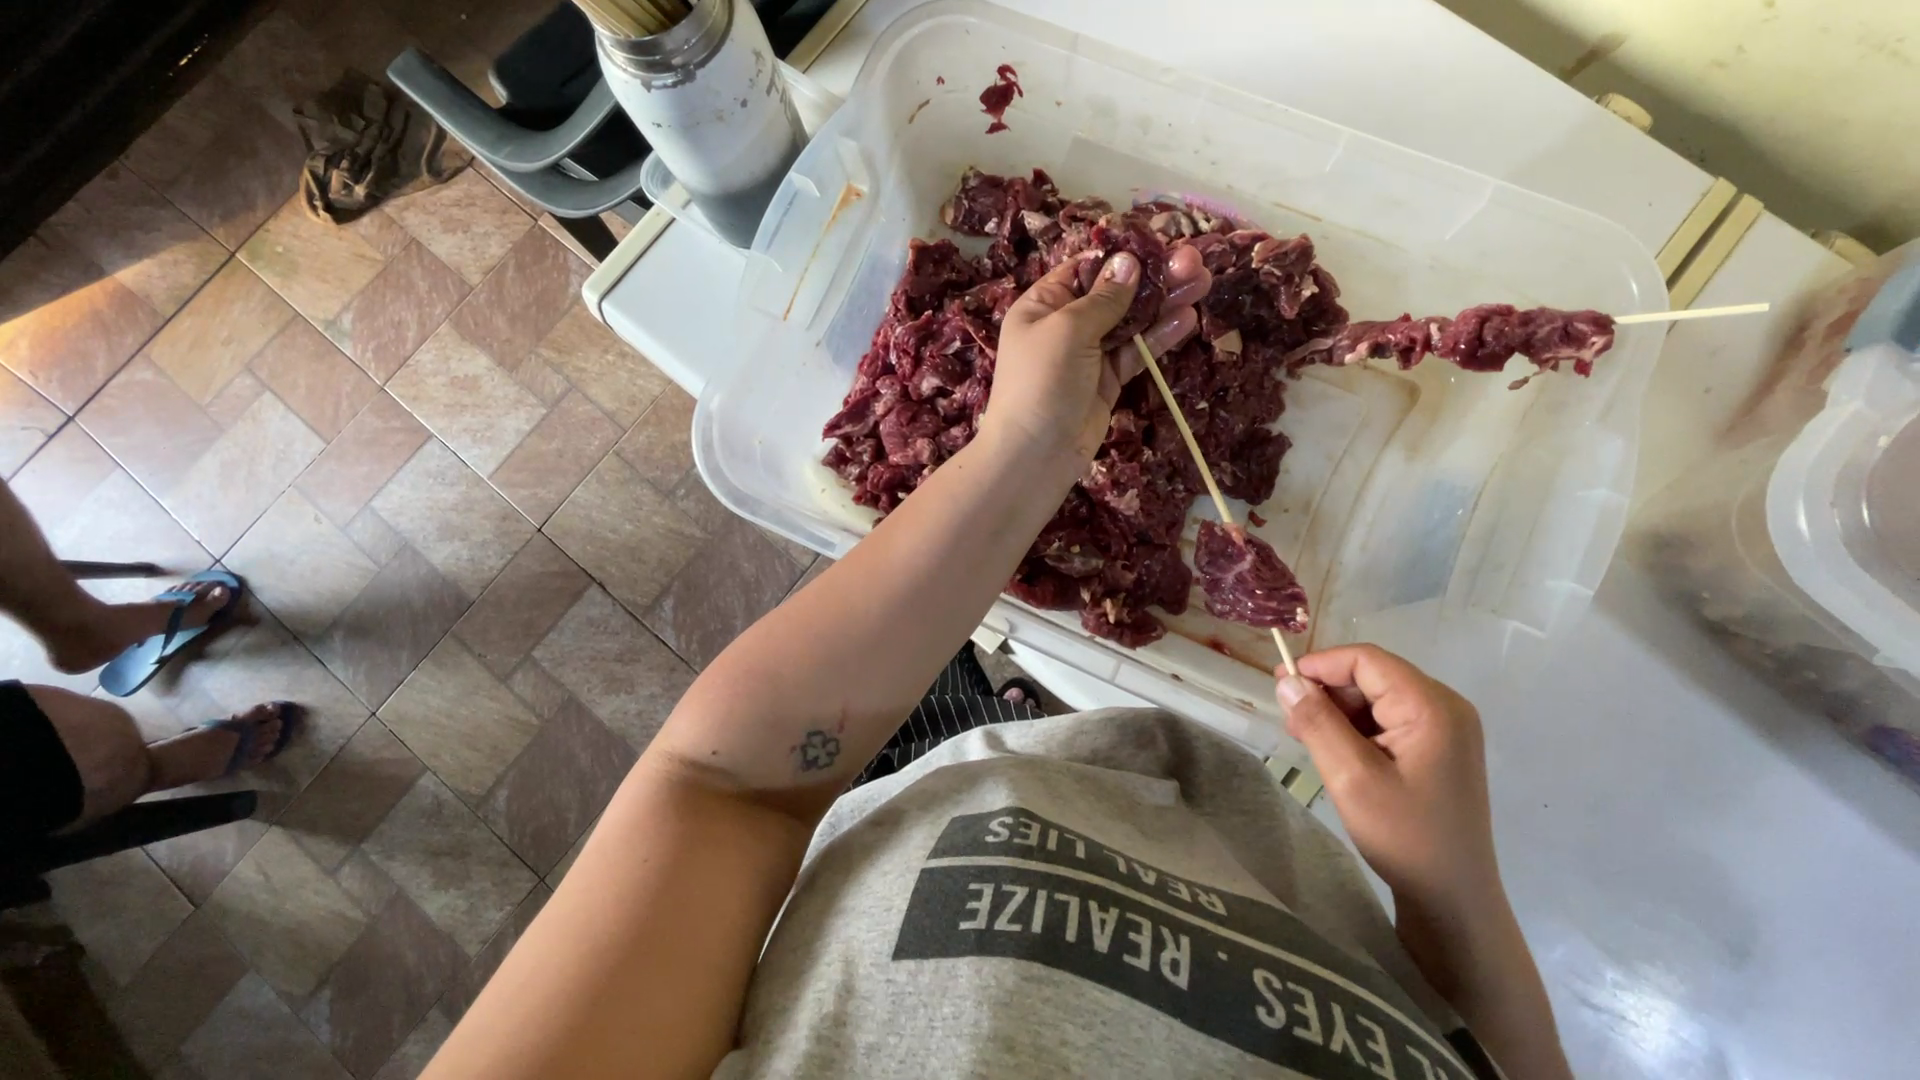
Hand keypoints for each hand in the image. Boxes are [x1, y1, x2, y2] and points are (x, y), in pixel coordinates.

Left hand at [984, 245, 1209, 461]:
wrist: (1035, 454)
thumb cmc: (1042, 383)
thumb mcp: (1068, 330)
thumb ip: (1103, 298)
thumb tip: (1128, 262)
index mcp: (1042, 305)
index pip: (1084, 270)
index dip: (1120, 258)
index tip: (1157, 246)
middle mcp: (1064, 325)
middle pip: (1114, 293)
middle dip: (1153, 278)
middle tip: (1194, 261)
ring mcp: (1088, 355)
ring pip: (1130, 322)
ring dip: (1164, 303)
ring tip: (1202, 281)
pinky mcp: (1107, 382)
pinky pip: (1136, 352)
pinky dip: (1159, 336)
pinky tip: (1187, 317)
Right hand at [1276, 646, 1499, 909]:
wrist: (1454, 897)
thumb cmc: (1405, 836)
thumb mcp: (1351, 777)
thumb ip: (1318, 722)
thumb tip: (1286, 681)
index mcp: (1431, 707)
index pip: (1367, 660)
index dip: (1320, 665)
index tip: (1279, 685)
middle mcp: (1445, 707)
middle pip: (1373, 675)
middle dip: (1327, 690)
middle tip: (1290, 720)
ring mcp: (1445, 729)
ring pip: (1377, 697)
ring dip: (1338, 710)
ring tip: (1307, 738)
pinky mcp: (1438, 749)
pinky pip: (1389, 720)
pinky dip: (1356, 728)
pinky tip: (1335, 752)